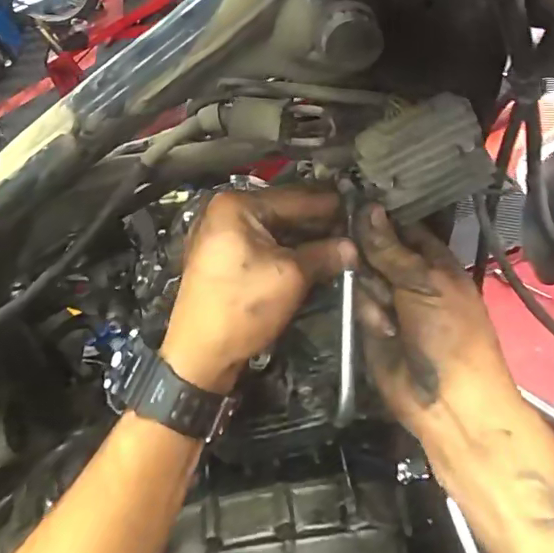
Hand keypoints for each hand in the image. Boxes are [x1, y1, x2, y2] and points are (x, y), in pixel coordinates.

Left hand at [161, 186, 354, 393]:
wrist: (200, 354)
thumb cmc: (242, 307)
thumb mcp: (290, 277)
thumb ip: (323, 255)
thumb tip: (350, 247)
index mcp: (235, 205)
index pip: (293, 198)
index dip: (326, 205)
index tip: (354, 206)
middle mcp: (224, 211)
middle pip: (282, 212)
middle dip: (316, 223)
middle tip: (351, 228)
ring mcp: (221, 234)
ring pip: (273, 230)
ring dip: (303, 239)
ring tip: (337, 243)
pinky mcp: (223, 257)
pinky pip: (261, 245)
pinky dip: (285, 250)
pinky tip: (311, 257)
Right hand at [352, 204, 525, 453]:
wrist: (448, 404)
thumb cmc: (452, 334)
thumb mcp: (426, 283)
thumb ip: (391, 247)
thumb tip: (368, 207)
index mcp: (431, 258)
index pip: (397, 223)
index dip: (376, 212)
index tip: (349, 197)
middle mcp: (406, 273)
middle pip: (371, 246)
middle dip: (366, 252)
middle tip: (370, 259)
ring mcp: (385, 298)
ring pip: (359, 273)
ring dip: (370, 289)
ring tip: (389, 313)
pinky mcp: (367, 323)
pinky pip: (354, 303)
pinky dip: (366, 313)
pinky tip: (383, 329)